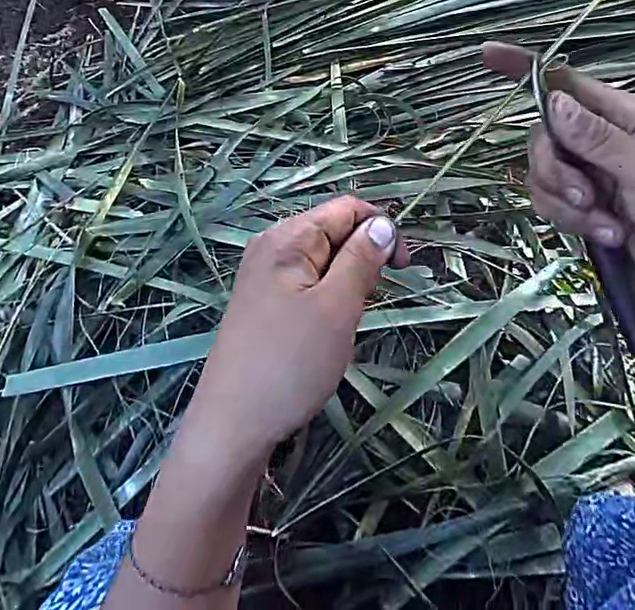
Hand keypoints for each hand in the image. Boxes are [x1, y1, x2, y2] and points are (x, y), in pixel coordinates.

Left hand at [184, 196, 405, 461]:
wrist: (233, 426)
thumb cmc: (290, 364)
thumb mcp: (336, 307)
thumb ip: (361, 259)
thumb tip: (383, 223)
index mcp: (288, 236)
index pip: (347, 208)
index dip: (381, 229)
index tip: (401, 269)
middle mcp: (273, 245)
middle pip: (335, 230)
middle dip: (362, 258)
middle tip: (364, 303)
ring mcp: (265, 274)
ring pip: (325, 259)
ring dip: (347, 282)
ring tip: (343, 321)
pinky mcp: (265, 300)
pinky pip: (308, 281)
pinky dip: (328, 297)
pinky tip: (326, 329)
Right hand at [482, 42, 634, 302]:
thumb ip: (598, 138)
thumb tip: (553, 101)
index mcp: (620, 115)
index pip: (563, 81)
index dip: (523, 67)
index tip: (486, 55)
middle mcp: (598, 139)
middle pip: (542, 136)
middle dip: (554, 171)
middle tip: (583, 197)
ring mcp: (589, 174)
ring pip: (542, 175)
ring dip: (567, 205)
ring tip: (606, 224)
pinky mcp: (585, 207)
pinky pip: (550, 205)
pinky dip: (572, 223)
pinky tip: (609, 235)